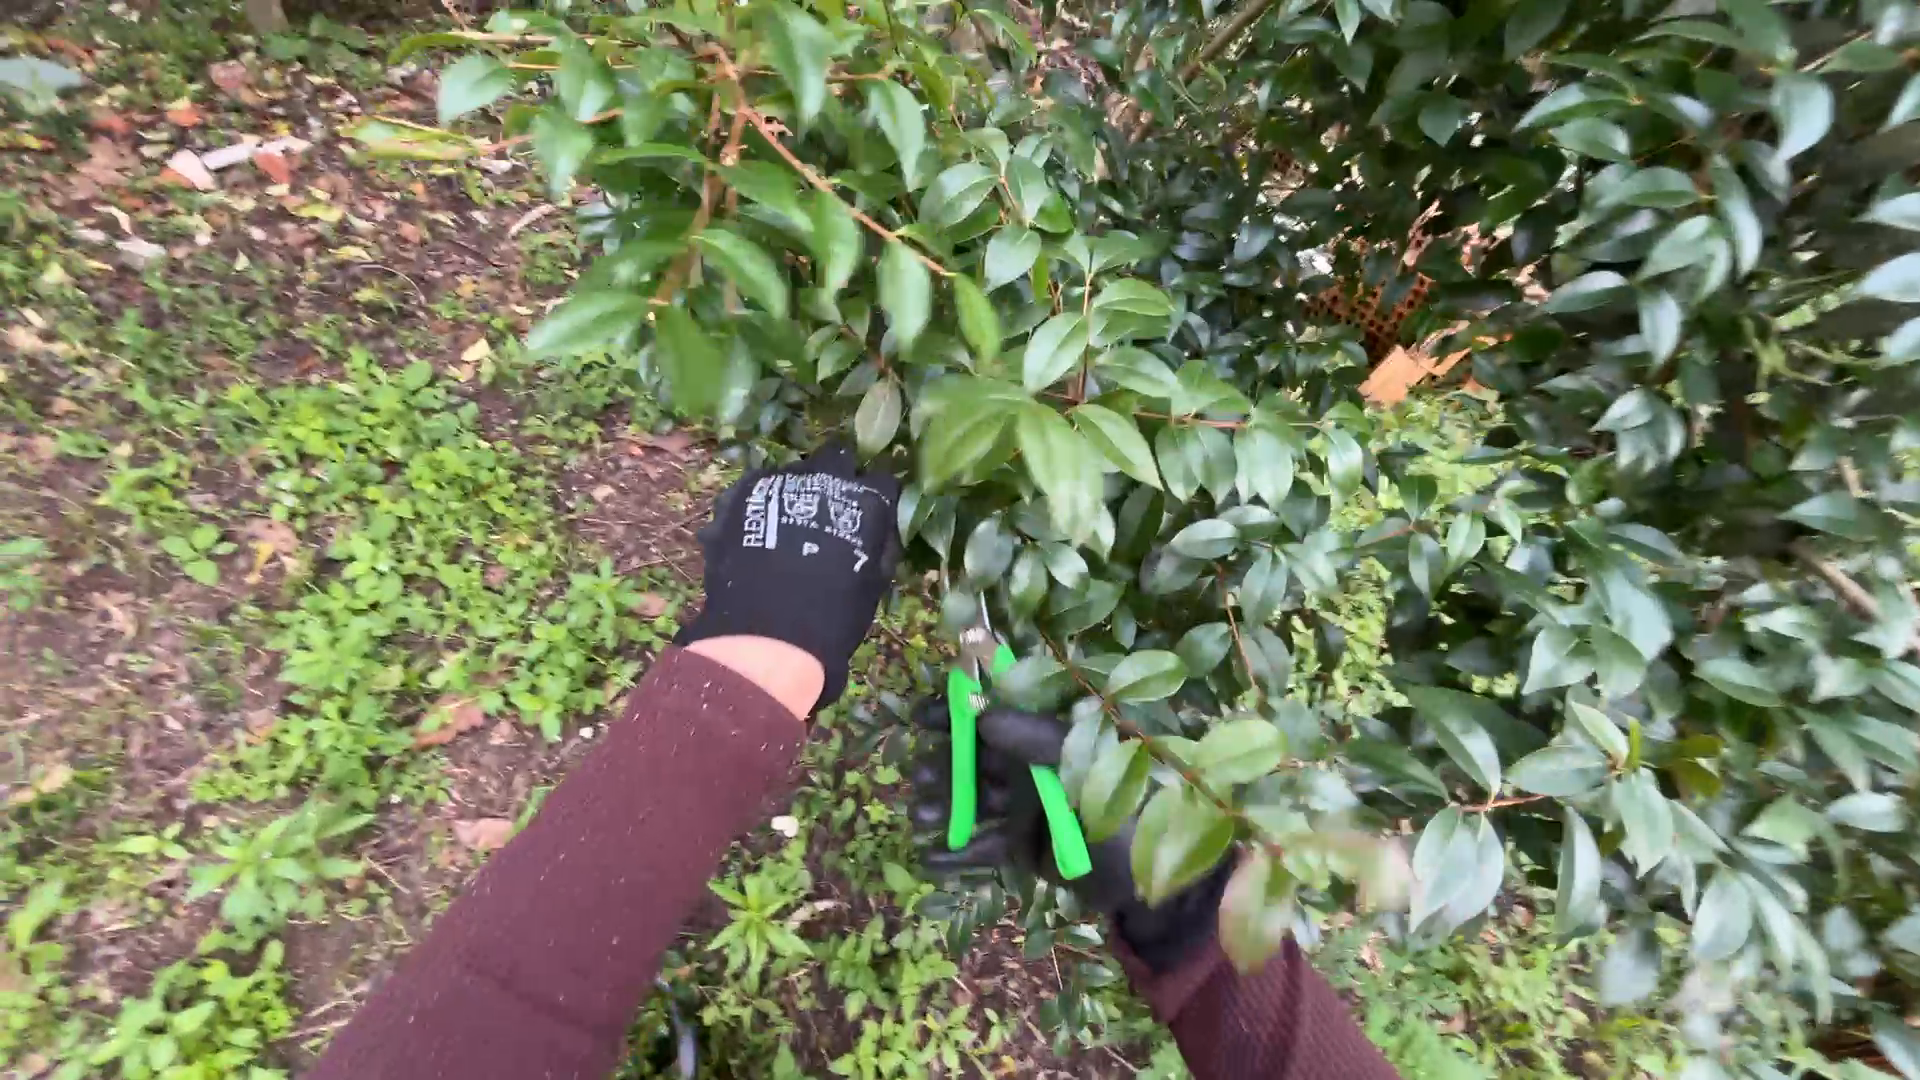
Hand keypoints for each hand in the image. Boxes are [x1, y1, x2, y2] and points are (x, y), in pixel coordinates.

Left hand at [678, 444, 899, 711]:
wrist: (767, 636)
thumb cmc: (834, 616)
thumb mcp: (874, 581)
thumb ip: (880, 543)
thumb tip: (881, 526)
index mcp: (866, 500)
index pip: (881, 479)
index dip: (875, 495)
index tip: (870, 510)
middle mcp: (825, 478)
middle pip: (836, 457)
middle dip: (837, 474)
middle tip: (829, 506)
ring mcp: (779, 481)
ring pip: (794, 471)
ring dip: (797, 489)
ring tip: (789, 523)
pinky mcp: (741, 494)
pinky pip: (758, 487)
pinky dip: (762, 502)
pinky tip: (760, 529)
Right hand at [907, 699, 1230, 970]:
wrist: (1154, 887)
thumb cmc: (1125, 811)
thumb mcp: (1083, 765)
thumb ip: (1032, 737)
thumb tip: (982, 713)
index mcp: (1048, 739)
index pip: (996, 715)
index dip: (959, 712)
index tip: (922, 715)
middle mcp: (1032, 768)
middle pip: (977, 759)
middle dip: (946, 764)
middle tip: (920, 774)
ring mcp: (1026, 808)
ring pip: (975, 801)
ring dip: (946, 806)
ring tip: (921, 818)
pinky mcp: (1022, 847)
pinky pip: (983, 846)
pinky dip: (957, 853)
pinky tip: (928, 858)